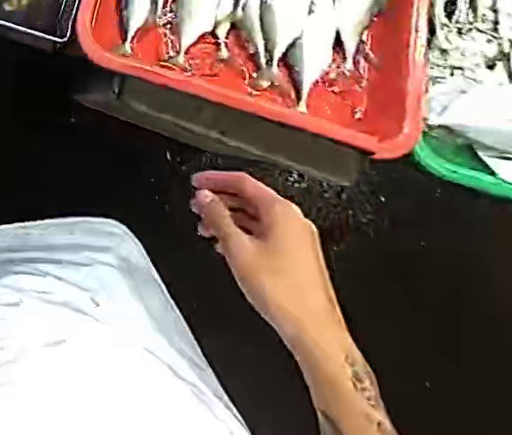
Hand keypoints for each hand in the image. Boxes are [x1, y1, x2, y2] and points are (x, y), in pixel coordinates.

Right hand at [190, 170, 343, 345]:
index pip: (242, 181)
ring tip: (206, 227)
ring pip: (256, 217)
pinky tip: (226, 245)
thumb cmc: (283, 293)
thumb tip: (205, 197)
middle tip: (197, 205)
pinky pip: (264, 233)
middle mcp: (293, 221)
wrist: (314, 332)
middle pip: (249, 198)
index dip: (215, 179)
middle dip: (219, 200)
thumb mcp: (237, 248)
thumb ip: (217, 216)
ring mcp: (298, 240)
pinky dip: (242, 233)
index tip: (197, 182)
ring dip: (228, 218)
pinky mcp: (297, 256)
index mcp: (281, 212)